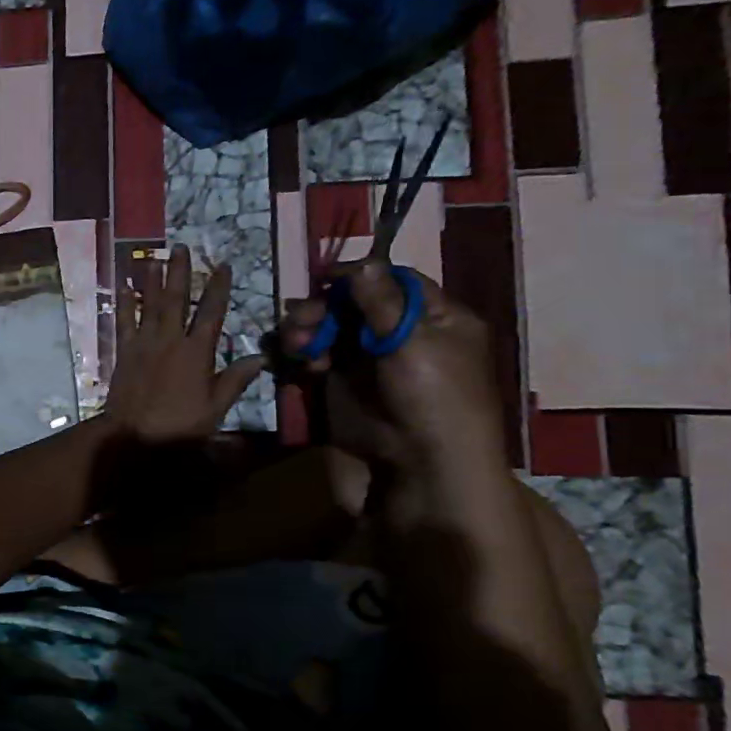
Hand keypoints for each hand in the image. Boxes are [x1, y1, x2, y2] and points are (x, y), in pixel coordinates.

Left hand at [104, 245, 262, 442]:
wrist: (132, 435)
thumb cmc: (178, 425)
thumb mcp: (215, 408)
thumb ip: (235, 381)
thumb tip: (260, 358)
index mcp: (197, 353)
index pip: (212, 313)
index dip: (218, 289)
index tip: (223, 266)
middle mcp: (170, 340)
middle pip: (176, 300)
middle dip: (180, 273)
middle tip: (181, 247)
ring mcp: (143, 343)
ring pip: (149, 305)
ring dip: (152, 280)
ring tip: (154, 258)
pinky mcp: (123, 351)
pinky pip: (123, 321)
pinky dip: (124, 303)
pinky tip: (123, 287)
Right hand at [278, 260, 504, 473]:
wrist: (420, 467)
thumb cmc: (433, 398)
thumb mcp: (413, 343)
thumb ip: (382, 302)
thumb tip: (362, 262)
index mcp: (435, 320)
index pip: (395, 282)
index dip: (360, 276)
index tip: (325, 278)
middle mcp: (401, 336)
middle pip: (354, 305)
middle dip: (324, 307)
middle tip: (300, 318)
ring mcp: (369, 362)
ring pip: (330, 330)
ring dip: (308, 330)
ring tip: (295, 343)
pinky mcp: (342, 386)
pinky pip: (317, 358)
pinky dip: (305, 354)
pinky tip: (301, 362)